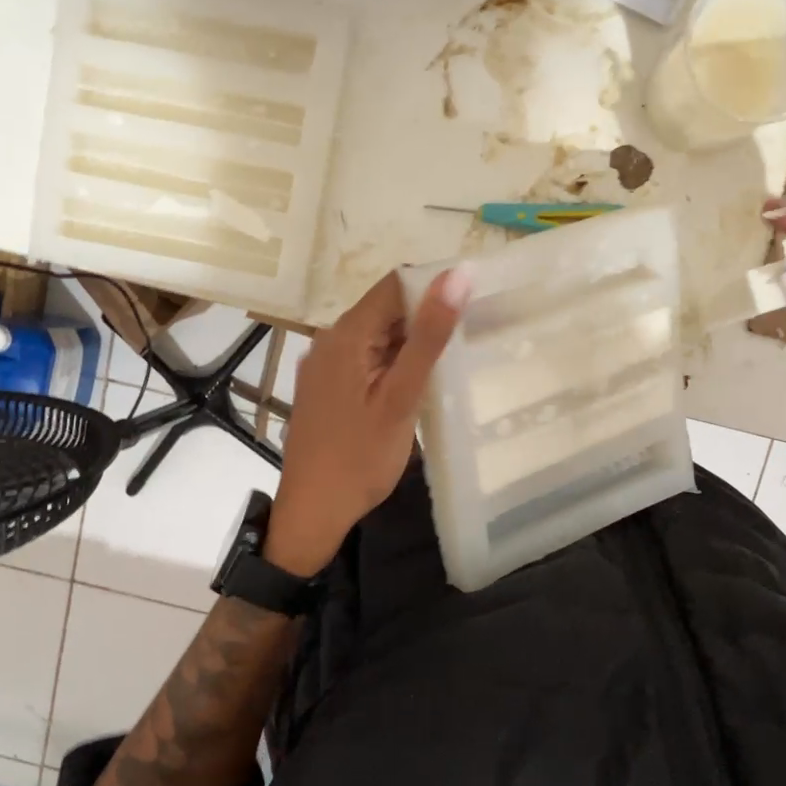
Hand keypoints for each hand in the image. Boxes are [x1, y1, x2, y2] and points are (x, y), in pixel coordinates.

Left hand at [265, 269, 469, 576]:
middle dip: (424, 320)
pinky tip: (413, 391)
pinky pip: (363, 360)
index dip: (434, 289)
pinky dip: (390, 366)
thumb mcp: (402, 396)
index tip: (471, 309)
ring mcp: (323, 365)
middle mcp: (328, 340)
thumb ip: (429, 336)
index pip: (395, 285)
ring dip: (409, 346)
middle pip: (385, 310)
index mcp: (346, 335)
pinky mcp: (325, 387)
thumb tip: (457, 274)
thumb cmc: (361, 457)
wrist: (313, 511)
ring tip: (447, 369)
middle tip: (466, 344)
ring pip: (376, 337)